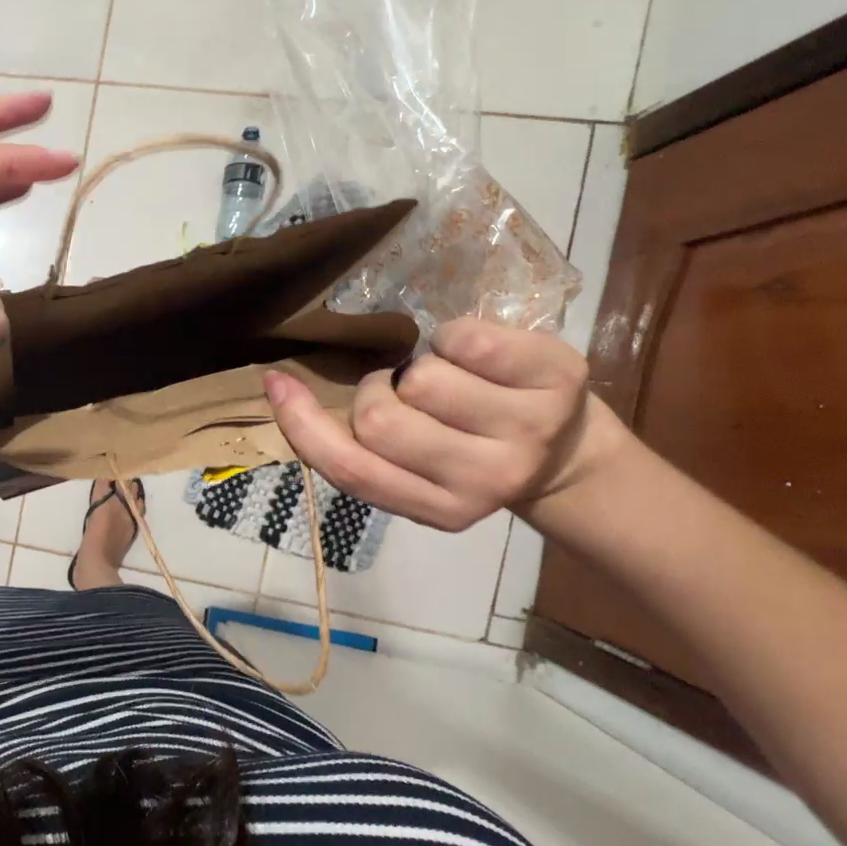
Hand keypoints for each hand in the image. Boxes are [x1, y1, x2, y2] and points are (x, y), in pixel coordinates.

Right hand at [264, 317, 626, 531]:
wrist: (569, 455)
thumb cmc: (466, 454)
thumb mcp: (410, 472)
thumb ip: (355, 449)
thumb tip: (280, 387)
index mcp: (438, 509)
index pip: (351, 468)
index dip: (303, 424)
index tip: (277, 383)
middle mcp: (487, 481)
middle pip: (378, 417)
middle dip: (376, 390)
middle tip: (401, 392)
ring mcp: (528, 432)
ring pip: (419, 378)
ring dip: (419, 366)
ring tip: (447, 379)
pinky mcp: (557, 380)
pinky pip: (466, 340)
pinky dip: (453, 336)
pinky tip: (476, 356)